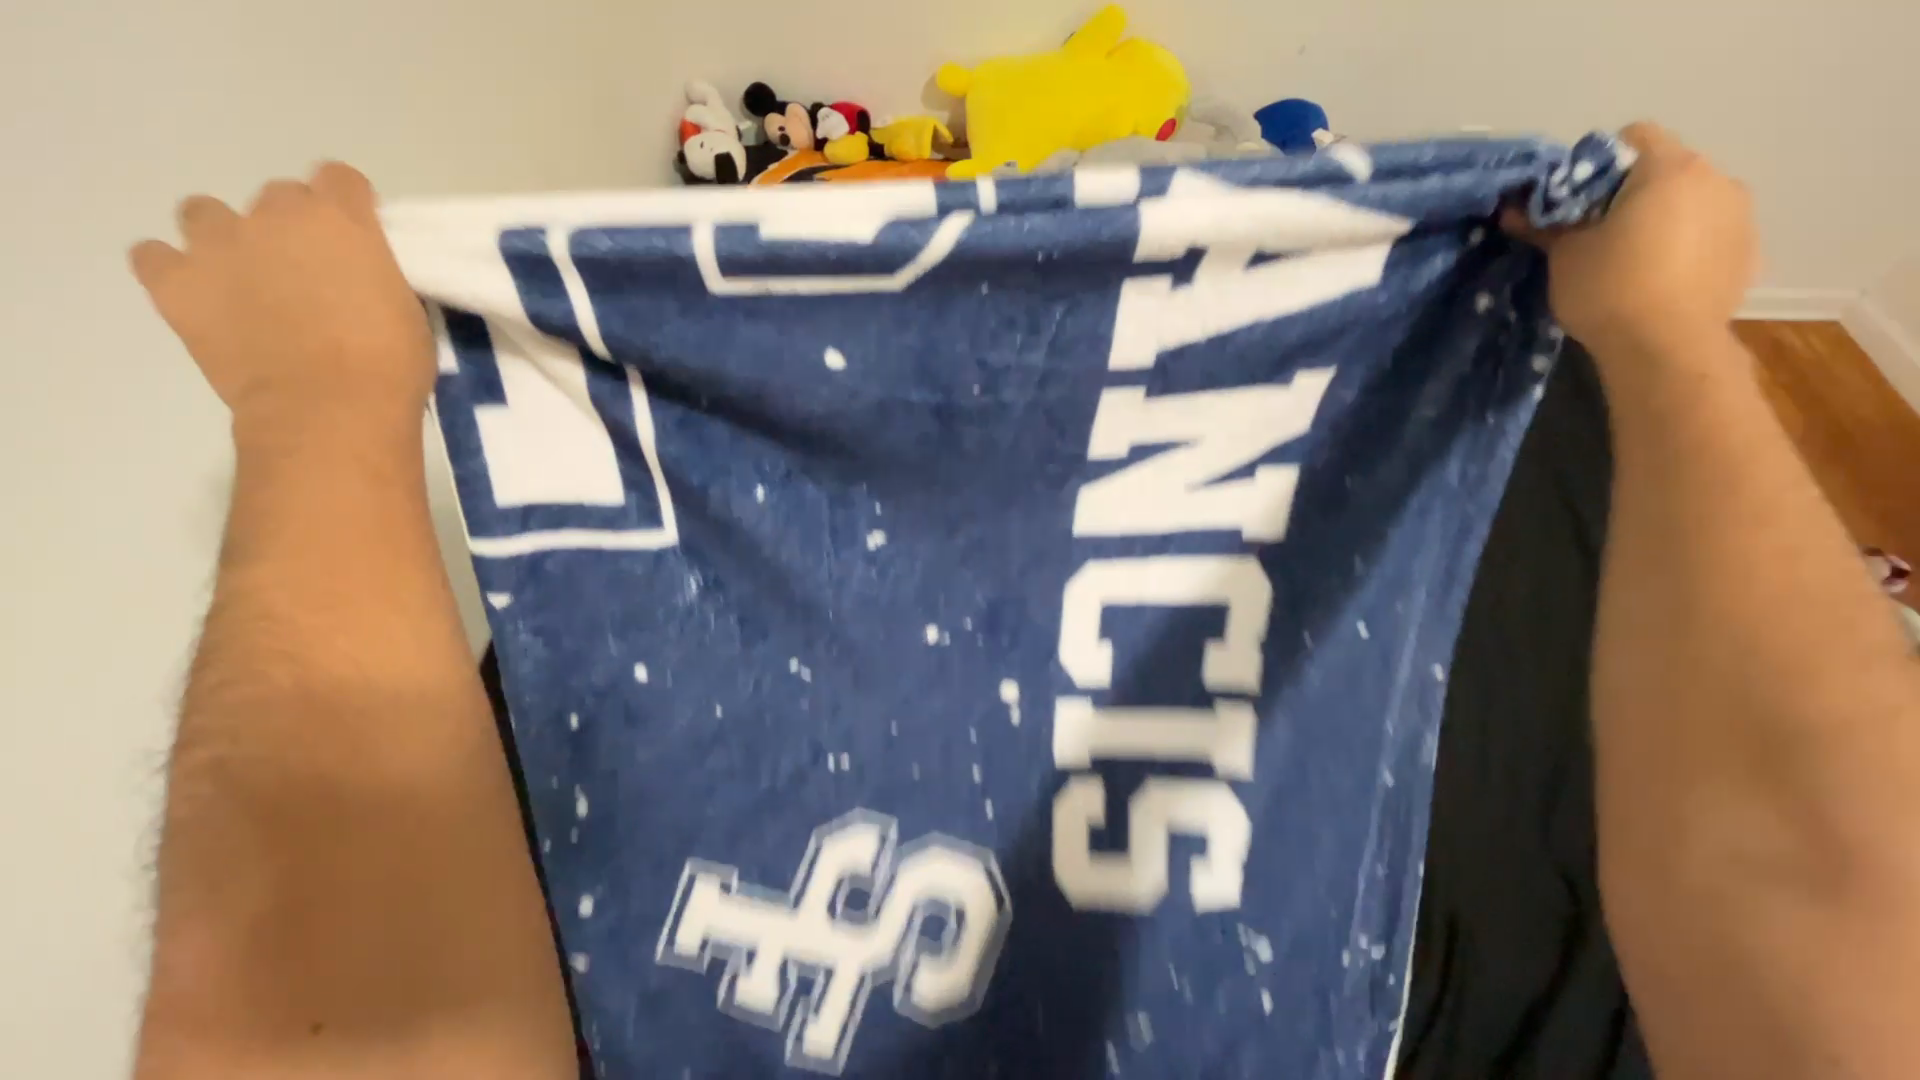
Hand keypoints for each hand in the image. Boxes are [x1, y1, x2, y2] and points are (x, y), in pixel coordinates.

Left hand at [131, 163, 432, 435]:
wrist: (330, 409)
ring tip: (248, 281)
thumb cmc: (390, 365)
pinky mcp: (175, 282)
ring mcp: (216, 245)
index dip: (350, 206)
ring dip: (227, 238)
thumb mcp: (408, 311)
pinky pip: (154, 256)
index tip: (359, 240)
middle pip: (279, 196)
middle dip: (293, 228)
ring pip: (205, 213)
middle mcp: (275, 217)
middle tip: (310, 275)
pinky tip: (201, 297)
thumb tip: (360, 277)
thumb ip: (377, 275)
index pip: (340, 178)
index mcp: (342, 220)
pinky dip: (175, 270)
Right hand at [1503, 123, 1757, 356]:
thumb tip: (1513, 209)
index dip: (1598, 163)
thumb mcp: (1565, 256)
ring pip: (1692, 199)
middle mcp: (1716, 178)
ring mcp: (1740, 213)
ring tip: (1633, 258)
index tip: (1576, 201)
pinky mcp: (1749, 249)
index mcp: (1669, 170)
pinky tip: (1662, 277)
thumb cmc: (1608, 290)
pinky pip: (1710, 231)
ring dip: (1663, 216)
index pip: (1634, 136)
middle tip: (1598, 232)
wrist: (1665, 346)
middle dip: (1632, 191)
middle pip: (1666, 167)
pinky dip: (1687, 244)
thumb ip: (1544, 225)